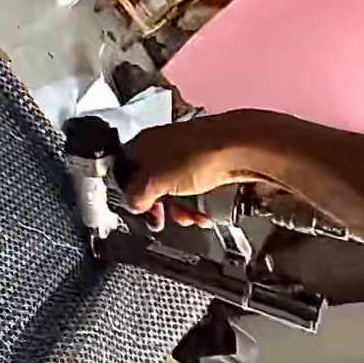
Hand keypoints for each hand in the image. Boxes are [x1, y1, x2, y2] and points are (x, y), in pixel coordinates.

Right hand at [121, 111, 299, 228]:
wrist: (241, 148)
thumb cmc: (198, 156)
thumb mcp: (154, 183)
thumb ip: (137, 196)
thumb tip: (133, 203)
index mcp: (142, 144)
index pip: (122, 170)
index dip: (128, 192)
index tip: (137, 209)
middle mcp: (161, 145)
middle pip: (150, 182)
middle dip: (158, 206)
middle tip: (162, 218)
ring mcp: (185, 153)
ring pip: (173, 188)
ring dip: (179, 208)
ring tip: (189, 217)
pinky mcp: (206, 162)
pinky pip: (193, 187)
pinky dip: (196, 202)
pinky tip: (203, 213)